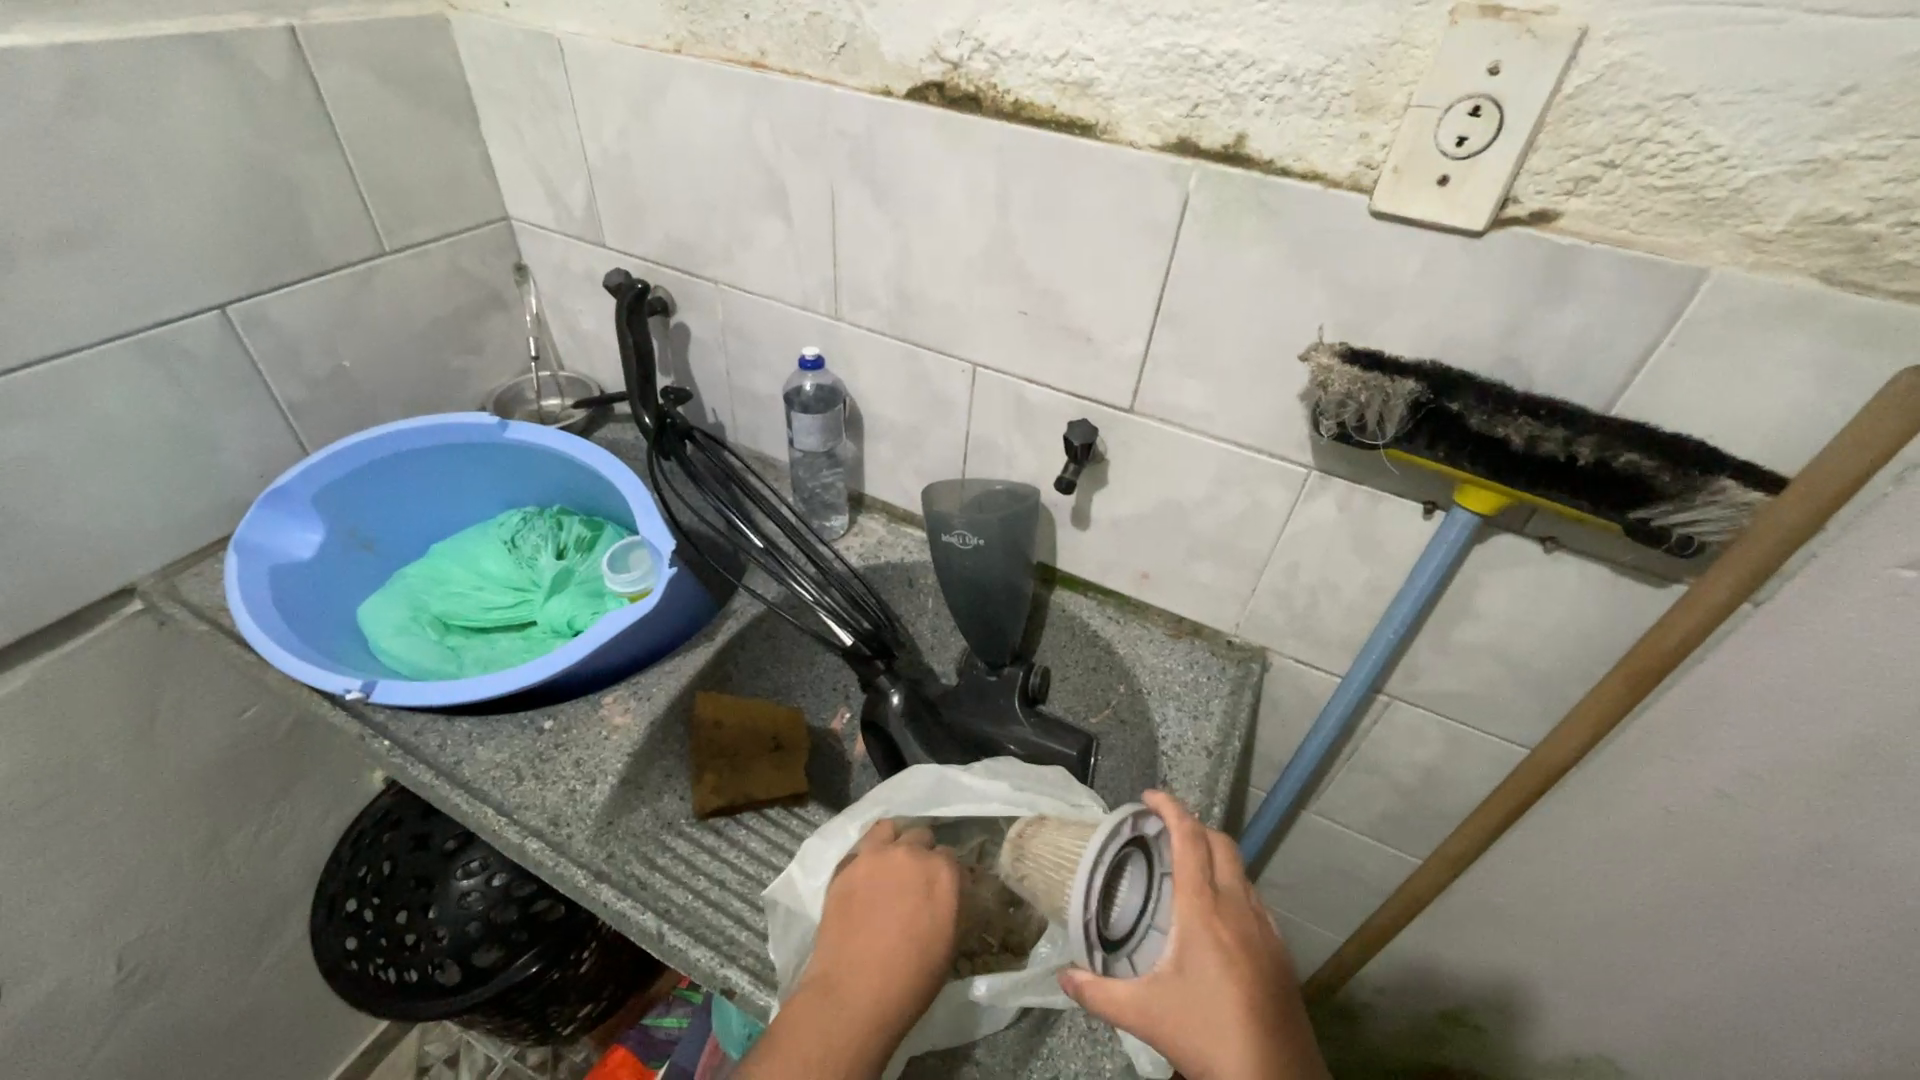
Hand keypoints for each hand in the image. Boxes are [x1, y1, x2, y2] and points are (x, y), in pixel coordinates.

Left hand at [740, 819, 961, 1079]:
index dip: (946, 874)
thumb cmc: (913, 978)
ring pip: (889, 830)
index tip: (940, 890)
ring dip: (894, 842)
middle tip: (914, 880)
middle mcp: (911, 853)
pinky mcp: (845, 865)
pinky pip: (861, 847)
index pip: (951, 857)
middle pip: (921, 836)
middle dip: (921, 854)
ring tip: (889, 864)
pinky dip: (867, 856)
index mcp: (944, 871)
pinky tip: (865, 877)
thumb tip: (951, 892)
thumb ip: (953, 903)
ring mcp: (874, 855)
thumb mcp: (950, 941)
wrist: (855, 993)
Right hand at [1058, 791, 1328, 1079]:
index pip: (1190, 839)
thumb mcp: (1144, 1015)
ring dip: (1215, 857)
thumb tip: (1063, 977)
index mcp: (1204, 910)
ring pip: (1243, 871)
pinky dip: (1233, 888)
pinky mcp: (1281, 952)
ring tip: (1186, 870)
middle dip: (1193, 825)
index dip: (1171, 808)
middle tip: (1163, 830)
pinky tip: (1219, 918)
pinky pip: (1256, 901)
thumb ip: (1098, 993)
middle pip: (1221, 843)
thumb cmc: (1207, 1036)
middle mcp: (1239, 908)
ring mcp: (1266, 929)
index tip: (1149, 796)